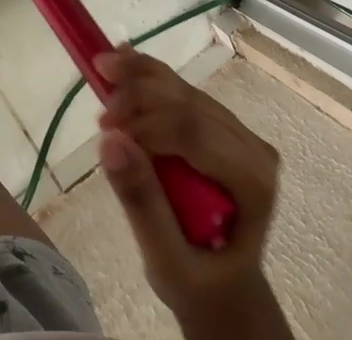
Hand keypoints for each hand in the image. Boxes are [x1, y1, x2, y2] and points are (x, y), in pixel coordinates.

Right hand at [96, 49, 283, 327]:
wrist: (224, 290)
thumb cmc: (198, 284)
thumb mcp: (165, 259)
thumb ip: (143, 202)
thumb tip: (111, 141)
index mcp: (251, 180)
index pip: (195, 132)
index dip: (147, 121)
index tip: (104, 129)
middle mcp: (254, 149)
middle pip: (192, 104)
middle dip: (142, 90)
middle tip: (97, 82)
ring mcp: (242, 137)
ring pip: (189, 93)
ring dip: (145, 78)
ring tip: (105, 63)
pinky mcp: (225, 131)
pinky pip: (187, 98)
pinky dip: (154, 81)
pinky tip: (126, 61)